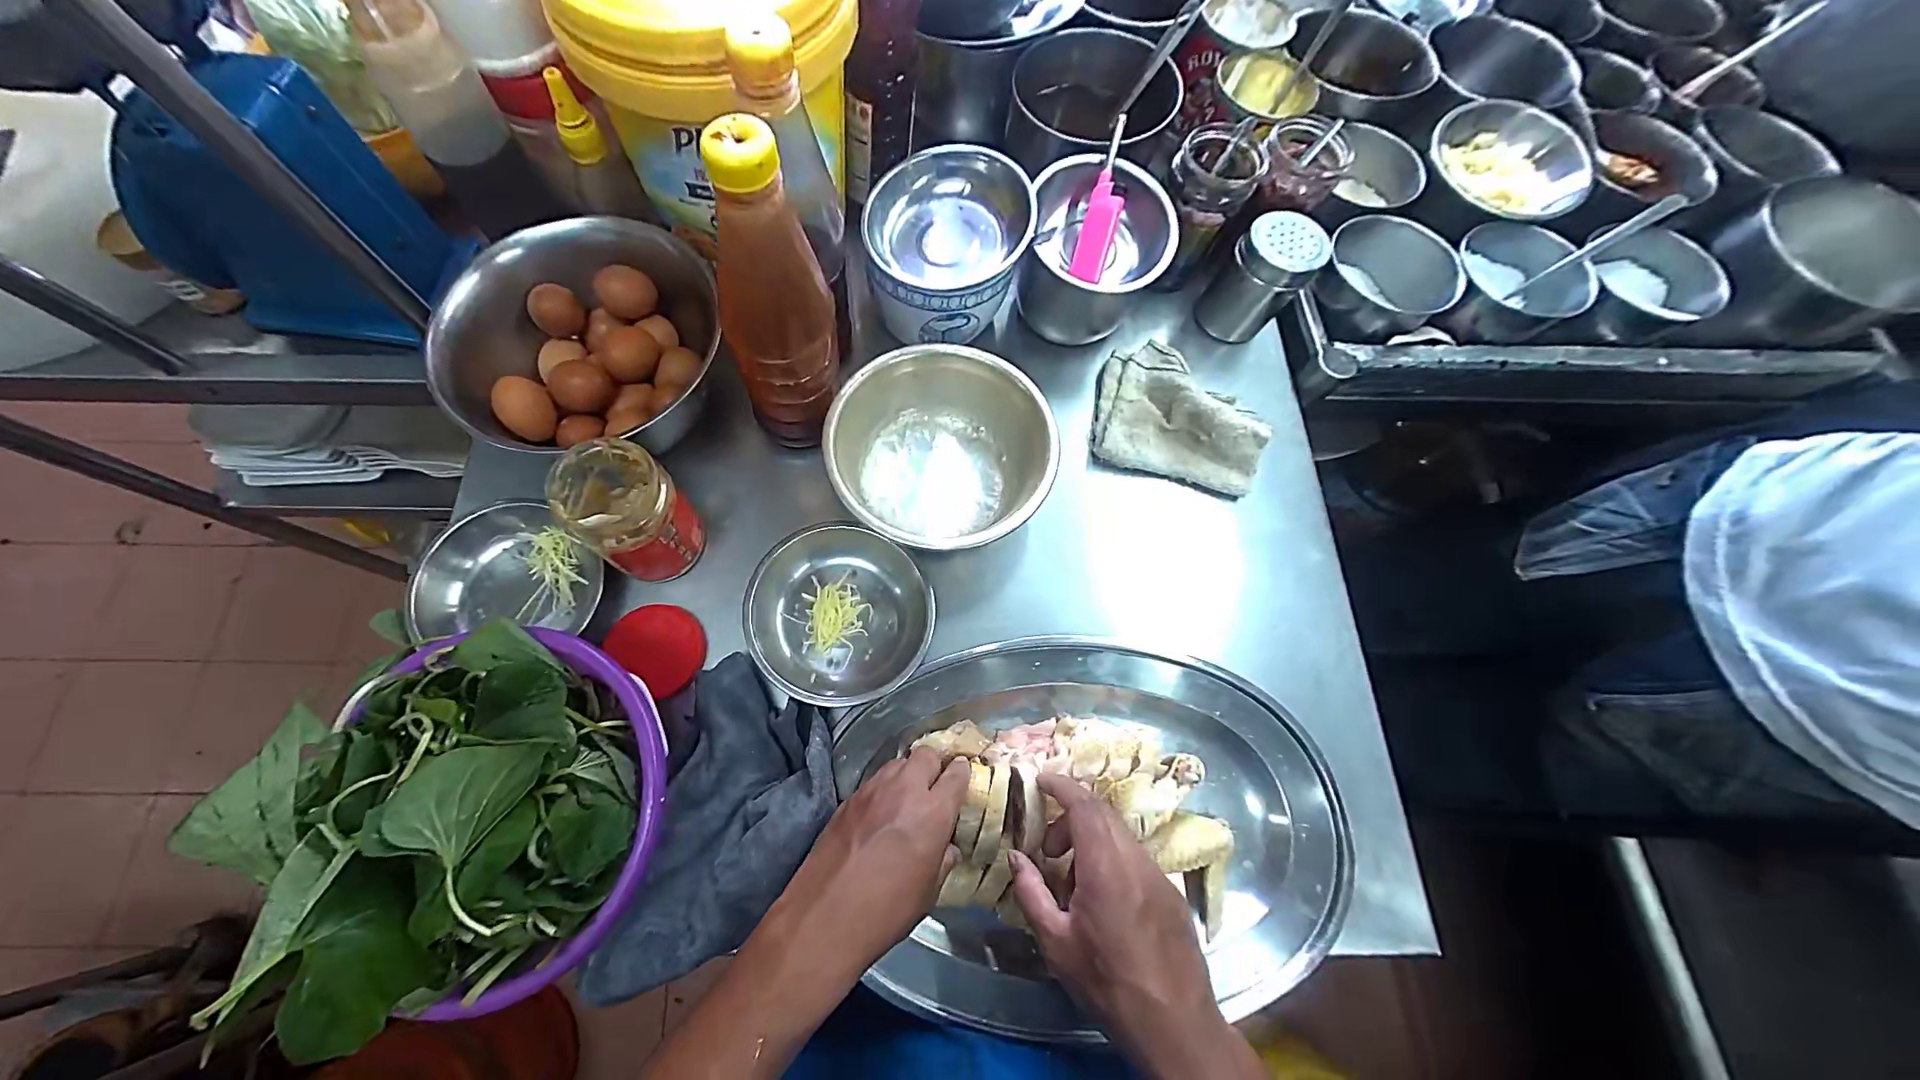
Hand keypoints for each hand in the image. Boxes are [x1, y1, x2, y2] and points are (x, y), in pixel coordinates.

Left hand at [643, 750, 967, 1079]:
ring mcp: (872, 791)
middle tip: (938, 785)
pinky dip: (885, 788)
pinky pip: (875, 781)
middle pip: (926, 755)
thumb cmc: (886, 911)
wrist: (824, 918)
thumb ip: (942, 858)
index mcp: (933, 811)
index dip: (963, 773)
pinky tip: (882, 811)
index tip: (963, 780)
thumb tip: (945, 846)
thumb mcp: (929, 891)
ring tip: (909, 797)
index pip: (956, 772)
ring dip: (908, 773)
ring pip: (898, 763)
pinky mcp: (848, 799)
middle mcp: (904, 790)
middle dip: (935, 765)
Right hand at [1007, 773, 1261, 1079]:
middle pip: (1103, 814)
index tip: (1042, 780)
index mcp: (1105, 867)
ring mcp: (1158, 874)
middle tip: (1048, 847)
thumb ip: (1032, 893)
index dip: (1062, 785)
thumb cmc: (1108, 984)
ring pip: (1120, 835)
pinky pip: (1135, 857)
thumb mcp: (1056, 943)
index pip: (1084, 805)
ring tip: (1071, 880)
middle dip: (1071, 816)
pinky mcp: (1170, 891)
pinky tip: (1101, 898)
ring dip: (1091, 840)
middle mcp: (1136, 860)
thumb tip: (1016, 857)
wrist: (1176, 1024)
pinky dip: (1111, 857)